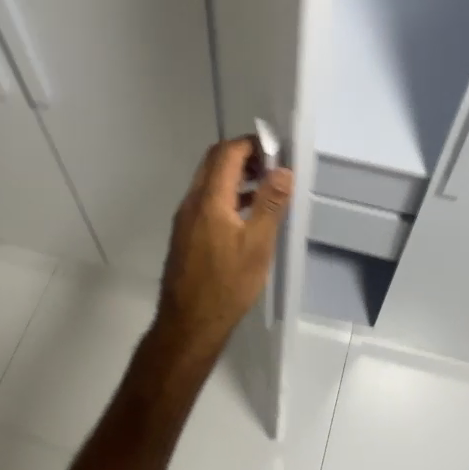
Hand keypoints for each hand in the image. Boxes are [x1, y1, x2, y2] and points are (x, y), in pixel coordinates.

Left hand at [154, 136, 291, 358]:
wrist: (188, 325)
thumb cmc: (227, 285)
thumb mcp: (257, 245)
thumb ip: (269, 204)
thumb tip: (283, 170)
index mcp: (209, 199)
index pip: (227, 153)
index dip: (252, 144)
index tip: (276, 151)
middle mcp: (192, 202)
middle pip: (214, 162)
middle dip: (243, 156)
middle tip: (272, 166)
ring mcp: (185, 218)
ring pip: (209, 181)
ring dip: (235, 176)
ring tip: (266, 188)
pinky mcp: (185, 234)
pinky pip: (206, 200)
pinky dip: (226, 195)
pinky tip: (247, 215)